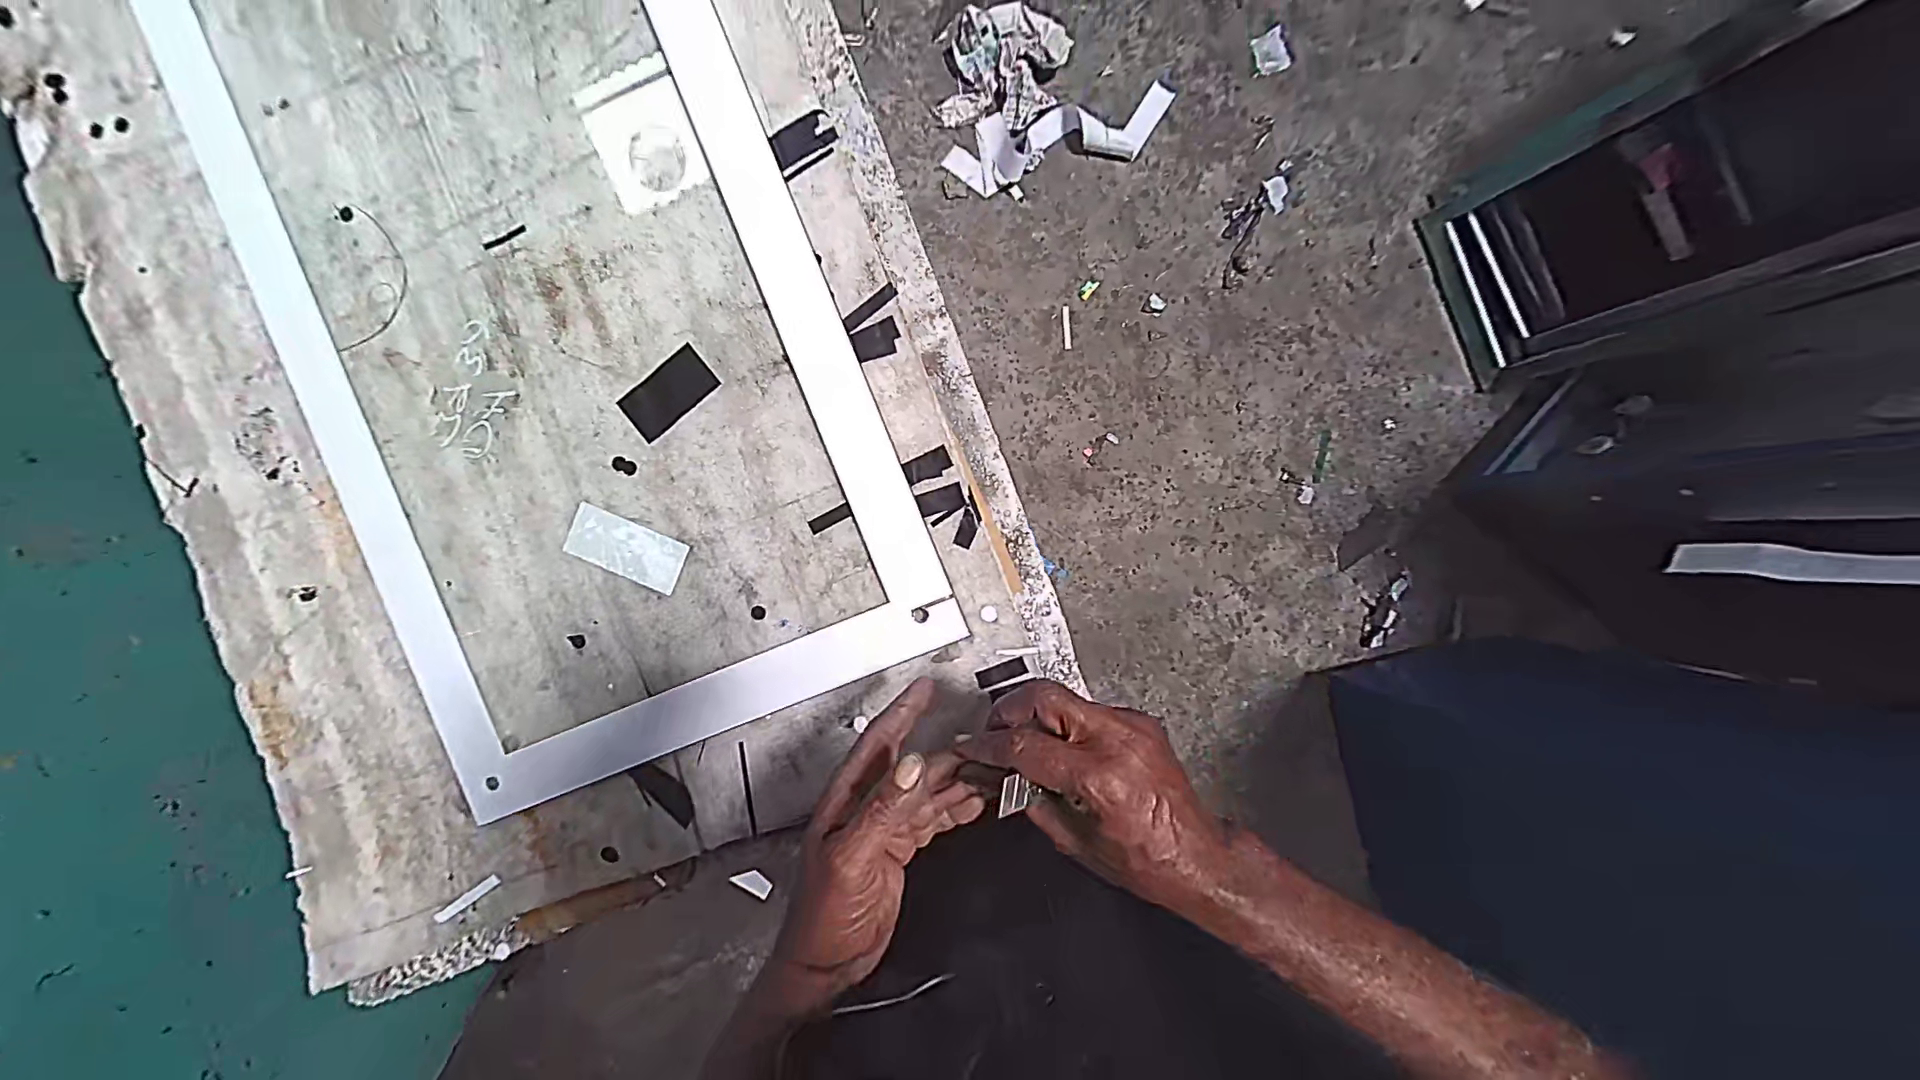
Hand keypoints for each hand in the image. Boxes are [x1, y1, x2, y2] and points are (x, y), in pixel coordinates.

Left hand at [754, 678, 987, 1017]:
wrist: (825, 967)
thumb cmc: (821, 918)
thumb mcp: (851, 857)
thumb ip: (883, 809)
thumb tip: (911, 764)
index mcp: (849, 799)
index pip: (880, 743)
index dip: (904, 712)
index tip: (924, 689)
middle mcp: (868, 806)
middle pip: (916, 766)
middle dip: (950, 752)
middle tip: (982, 744)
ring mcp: (886, 827)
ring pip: (929, 791)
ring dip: (959, 780)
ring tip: (988, 771)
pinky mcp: (900, 848)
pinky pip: (934, 817)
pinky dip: (957, 808)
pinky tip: (974, 802)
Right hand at [954, 680, 1234, 915]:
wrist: (1199, 856)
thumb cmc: (1146, 861)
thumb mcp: (1075, 841)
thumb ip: (1033, 799)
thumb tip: (1004, 774)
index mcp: (1098, 776)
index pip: (1025, 744)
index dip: (989, 746)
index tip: (972, 747)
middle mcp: (1116, 739)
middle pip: (1043, 696)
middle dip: (1007, 709)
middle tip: (993, 731)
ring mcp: (1131, 725)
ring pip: (1064, 697)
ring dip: (1034, 714)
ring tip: (1023, 739)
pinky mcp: (1139, 721)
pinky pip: (1087, 710)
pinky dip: (1064, 723)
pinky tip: (1061, 747)